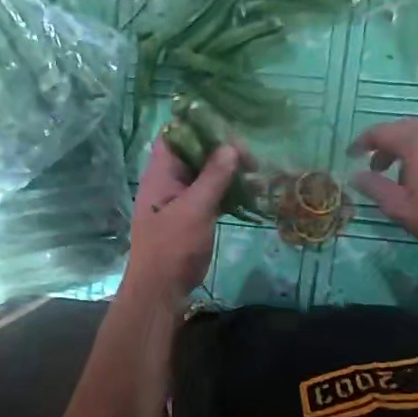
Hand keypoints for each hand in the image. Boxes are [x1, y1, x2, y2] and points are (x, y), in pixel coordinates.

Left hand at [122, 138, 240, 305]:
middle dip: (222, 150)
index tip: (227, 127)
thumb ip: (213, 177)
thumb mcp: (195, 208)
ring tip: (256, 173)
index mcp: (161, 174)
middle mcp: (169, 182)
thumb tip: (231, 146)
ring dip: (229, 172)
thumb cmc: (173, 246)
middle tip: (250, 155)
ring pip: (206, 176)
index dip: (197, 126)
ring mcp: (181, 201)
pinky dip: (230, 192)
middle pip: (195, 154)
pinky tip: (252, 193)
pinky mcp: (193, 218)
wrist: (161, 290)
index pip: (175, 136)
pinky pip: (213, 196)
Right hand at [348, 118, 417, 253]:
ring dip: (401, 147)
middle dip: (383, 144)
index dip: (362, 142)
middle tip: (373, 165)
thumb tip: (354, 175)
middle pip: (400, 128)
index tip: (351, 155)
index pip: (380, 132)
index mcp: (415, 142)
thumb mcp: (398, 206)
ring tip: (394, 172)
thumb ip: (374, 187)